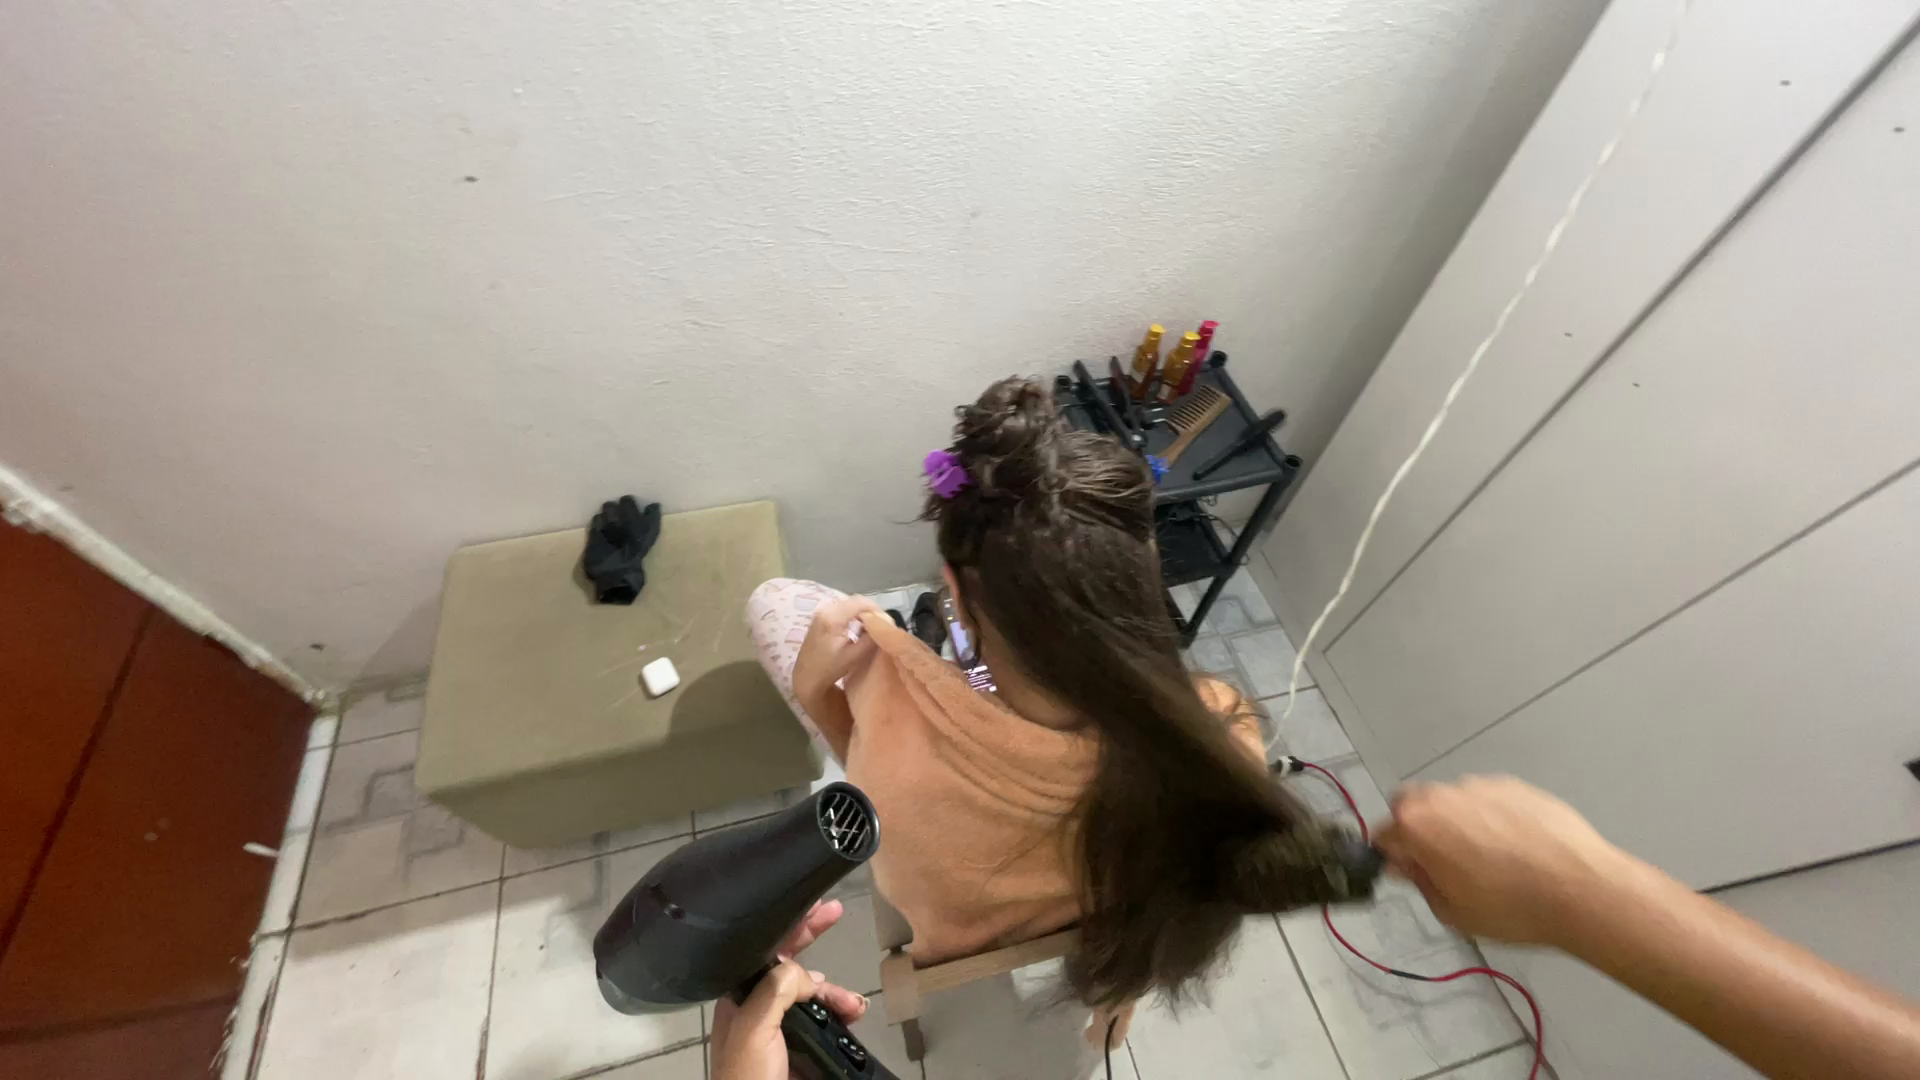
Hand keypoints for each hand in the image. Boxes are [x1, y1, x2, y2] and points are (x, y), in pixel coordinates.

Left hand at [709, 900, 869, 1079]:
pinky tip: (853, 1015)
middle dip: (814, 938)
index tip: (815, 902)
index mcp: (741, 999)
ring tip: (854, 1006)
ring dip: (836, 992)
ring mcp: (782, 1029)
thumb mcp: (753, 1029)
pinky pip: (824, 1019)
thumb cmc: (747, 1079)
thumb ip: (777, 989)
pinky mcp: (801, 1049)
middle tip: (837, 912)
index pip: (767, 949)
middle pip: (791, 962)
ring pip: (813, 993)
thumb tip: (807, 973)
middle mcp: (760, 1008)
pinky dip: (840, 1013)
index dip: (791, 924)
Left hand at [791, 596, 882, 713]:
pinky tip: (858, 628)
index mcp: (833, 617)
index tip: (887, 624)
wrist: (806, 677)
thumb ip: (872, 637)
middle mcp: (825, 609)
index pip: (861, 602)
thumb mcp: (856, 655)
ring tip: (872, 628)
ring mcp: (821, 611)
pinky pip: (842, 609)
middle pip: (855, 600)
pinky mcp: (821, 616)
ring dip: (862, 612)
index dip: (877, 610)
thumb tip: (885, 624)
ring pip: (849, 604)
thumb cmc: (830, 668)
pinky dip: (853, 615)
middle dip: (871, 611)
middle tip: (882, 626)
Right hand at [1375, 775, 1634, 947]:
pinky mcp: (1511, 784)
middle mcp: (1437, 795)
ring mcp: (1476, 784)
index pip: (1383, 835)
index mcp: (1414, 824)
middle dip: (1421, 827)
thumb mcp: (1453, 913)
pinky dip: (1494, 815)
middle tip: (1450, 860)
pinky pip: (1488, 798)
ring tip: (1496, 853)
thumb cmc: (1512, 908)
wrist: (1587, 891)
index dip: (1396, 856)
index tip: (1417, 874)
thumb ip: (1419, 883)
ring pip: (1451, 800)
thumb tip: (1407, 865)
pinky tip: (1521, 843)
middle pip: (1411, 805)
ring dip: (1458, 819)